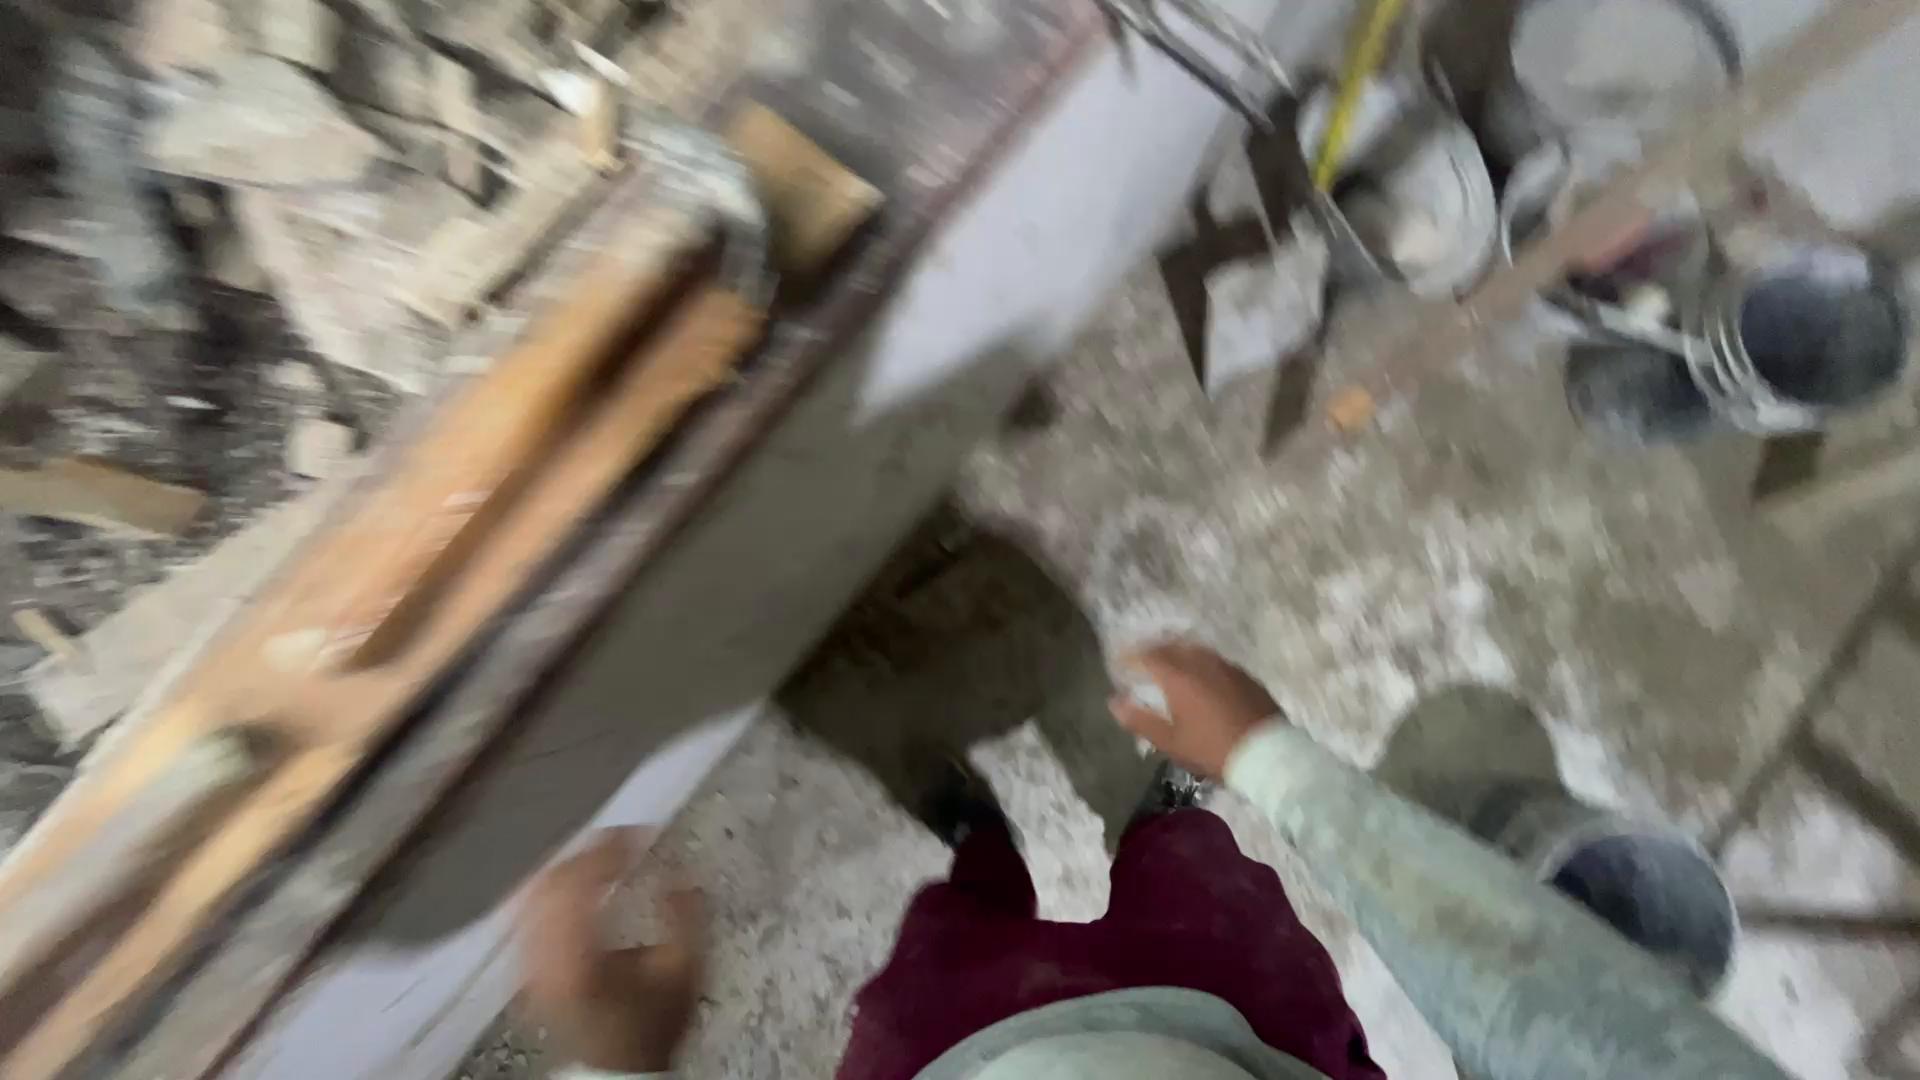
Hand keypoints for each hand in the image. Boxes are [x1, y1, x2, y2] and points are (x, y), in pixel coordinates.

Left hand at [516, 829, 704, 1072]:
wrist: (617, 1066)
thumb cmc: (652, 1020)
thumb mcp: (685, 968)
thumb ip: (684, 914)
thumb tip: (675, 866)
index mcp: (580, 957)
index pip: (581, 884)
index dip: (611, 849)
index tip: (641, 834)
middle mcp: (542, 958)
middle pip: (550, 882)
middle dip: (589, 851)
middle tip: (623, 838)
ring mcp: (527, 963)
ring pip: (531, 893)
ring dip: (568, 865)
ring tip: (602, 853)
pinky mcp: (524, 966)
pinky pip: (524, 911)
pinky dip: (550, 885)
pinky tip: (574, 879)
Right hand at [1109, 641, 1280, 778]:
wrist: (1269, 756)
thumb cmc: (1213, 750)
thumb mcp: (1171, 742)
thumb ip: (1140, 720)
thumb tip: (1114, 702)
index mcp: (1179, 677)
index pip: (1147, 656)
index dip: (1130, 657)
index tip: (1120, 663)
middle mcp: (1202, 663)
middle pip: (1172, 645)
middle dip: (1154, 648)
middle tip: (1143, 658)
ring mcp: (1227, 667)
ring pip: (1196, 650)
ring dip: (1178, 652)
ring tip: (1171, 664)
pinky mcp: (1246, 676)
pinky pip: (1216, 660)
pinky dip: (1201, 662)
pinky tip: (1203, 677)